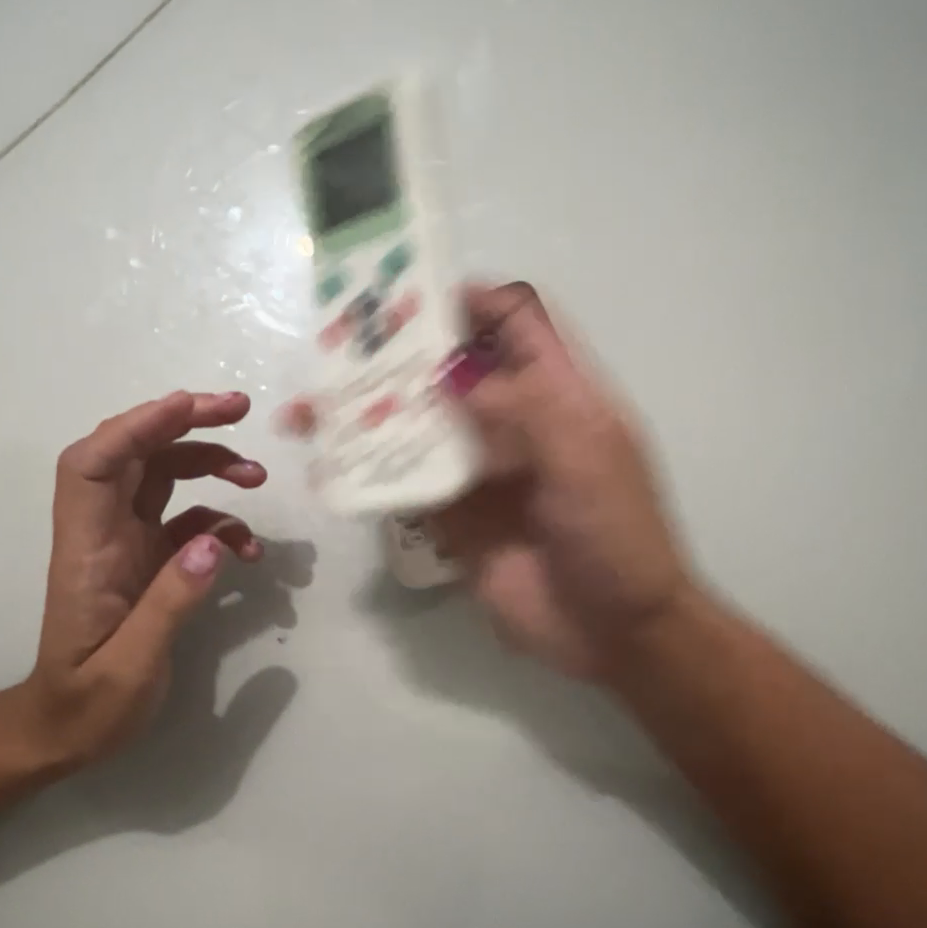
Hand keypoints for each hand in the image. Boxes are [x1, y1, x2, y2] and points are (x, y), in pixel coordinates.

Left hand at [22, 390, 266, 764]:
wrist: (66, 730)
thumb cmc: (87, 703)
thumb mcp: (130, 666)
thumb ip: (170, 602)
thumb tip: (213, 542)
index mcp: (87, 549)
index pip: (94, 464)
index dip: (136, 426)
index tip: (188, 406)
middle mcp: (103, 532)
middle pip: (134, 454)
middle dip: (183, 422)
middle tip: (239, 408)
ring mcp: (127, 542)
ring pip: (163, 476)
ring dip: (209, 463)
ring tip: (258, 476)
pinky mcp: (150, 559)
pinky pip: (187, 519)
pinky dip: (220, 520)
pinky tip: (250, 549)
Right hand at [283, 283, 695, 680]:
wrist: (612, 630)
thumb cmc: (615, 532)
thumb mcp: (584, 454)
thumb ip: (523, 404)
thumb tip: (447, 372)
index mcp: (559, 391)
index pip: (516, 321)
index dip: (470, 300)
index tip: (412, 297)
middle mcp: (512, 418)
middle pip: (452, 366)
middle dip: (401, 352)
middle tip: (339, 344)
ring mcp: (478, 467)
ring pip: (417, 421)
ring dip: (368, 410)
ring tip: (311, 404)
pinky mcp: (451, 513)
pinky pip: (403, 481)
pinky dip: (366, 469)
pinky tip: (325, 463)